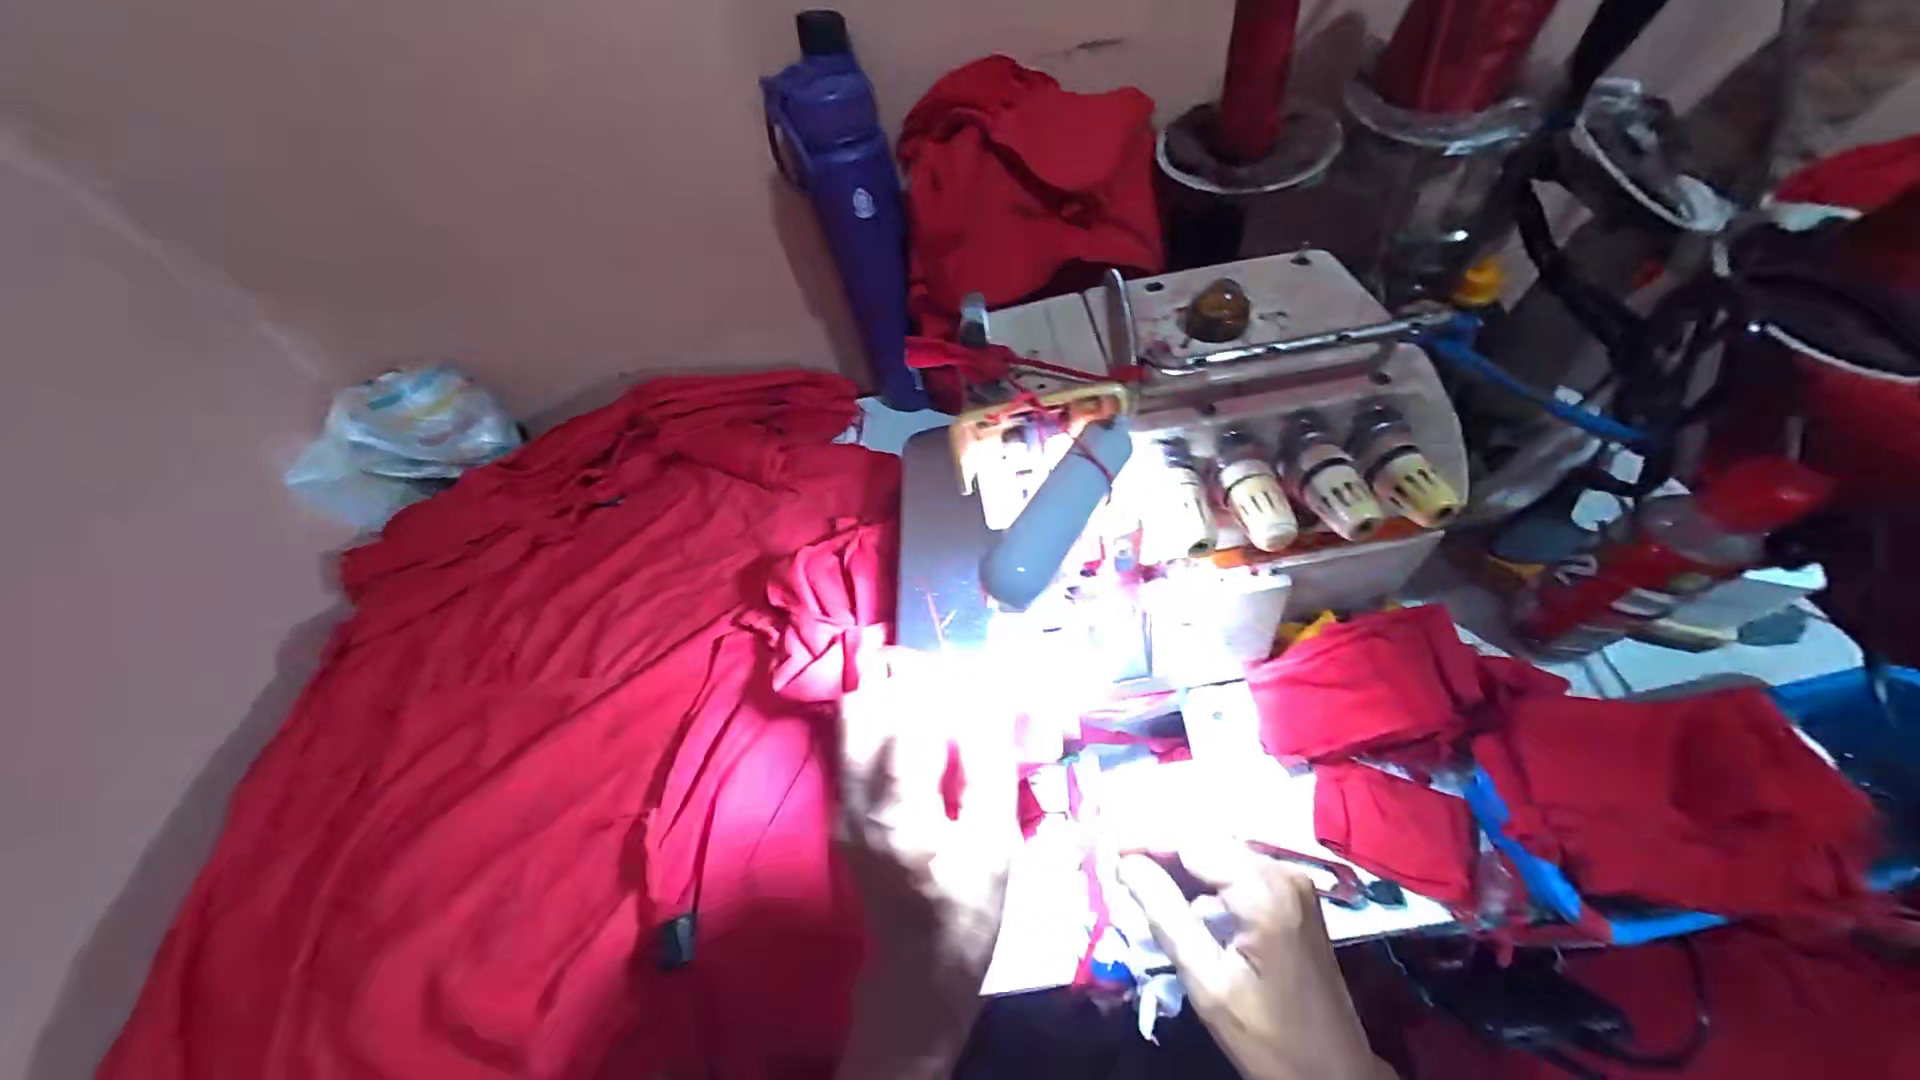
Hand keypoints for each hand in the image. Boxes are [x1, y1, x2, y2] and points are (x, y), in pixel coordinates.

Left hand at [835, 650, 1018, 1079]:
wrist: (917, 966)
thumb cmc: (968, 911)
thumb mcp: (997, 846)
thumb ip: (990, 770)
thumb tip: (987, 705)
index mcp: (899, 819)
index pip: (907, 727)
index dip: (940, 690)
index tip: (969, 675)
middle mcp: (855, 803)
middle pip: (862, 709)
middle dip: (902, 675)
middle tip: (942, 668)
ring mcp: (839, 803)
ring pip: (851, 717)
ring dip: (887, 689)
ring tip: (927, 684)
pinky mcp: (839, 804)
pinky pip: (852, 737)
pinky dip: (881, 712)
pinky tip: (913, 715)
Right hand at [1118, 845, 1390, 1079]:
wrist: (1338, 1078)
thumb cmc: (1271, 1038)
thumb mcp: (1208, 983)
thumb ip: (1165, 914)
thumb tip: (1126, 862)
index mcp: (1264, 890)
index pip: (1189, 842)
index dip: (1142, 838)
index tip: (1104, 845)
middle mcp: (1281, 870)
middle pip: (1203, 839)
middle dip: (1155, 844)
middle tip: (1113, 856)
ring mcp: (1289, 878)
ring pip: (1215, 850)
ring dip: (1174, 857)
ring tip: (1133, 868)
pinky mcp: (1289, 891)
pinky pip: (1231, 866)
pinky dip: (1197, 871)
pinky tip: (1171, 886)